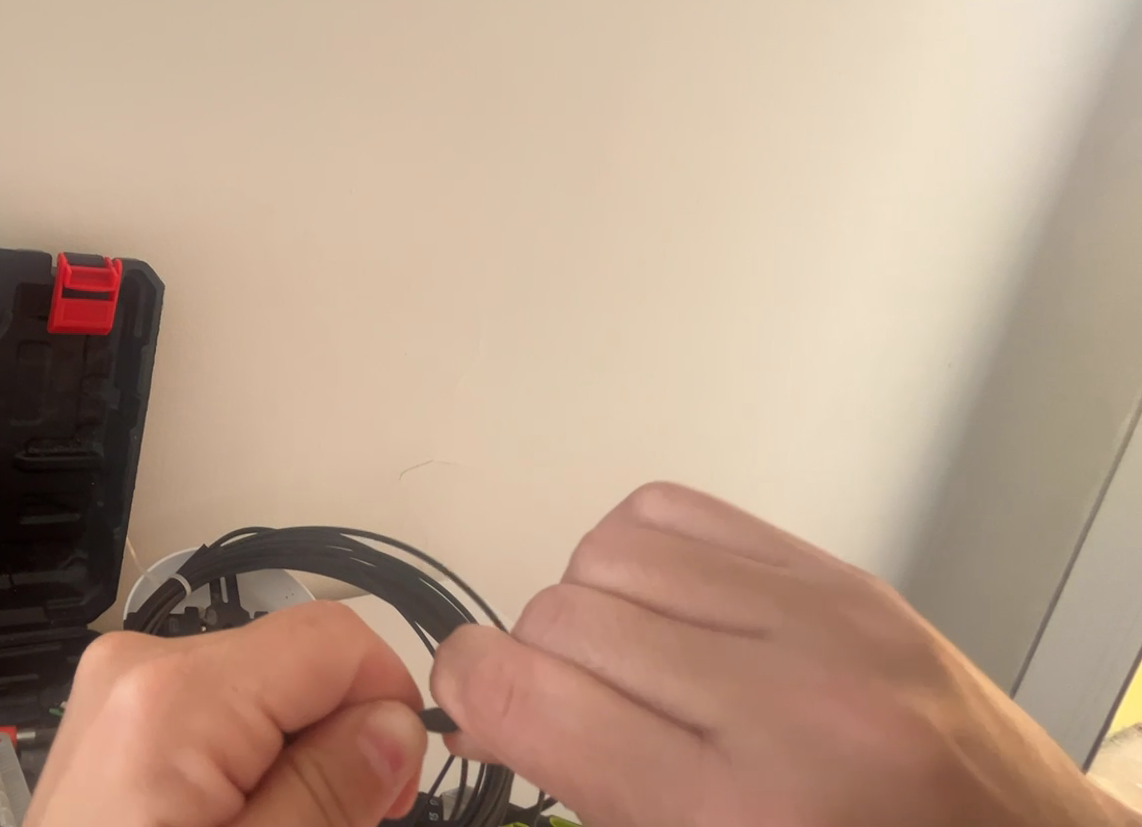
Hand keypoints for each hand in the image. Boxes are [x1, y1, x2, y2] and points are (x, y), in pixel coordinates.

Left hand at [27, 601, 427, 826]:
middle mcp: (138, 661)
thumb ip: (329, 792)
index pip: (328, 636)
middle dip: (334, 731)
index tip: (394, 780)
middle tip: (337, 821)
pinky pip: (217, 701)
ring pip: (260, 679)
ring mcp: (121, 680)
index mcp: (174, 695)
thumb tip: (394, 723)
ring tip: (275, 823)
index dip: (384, 698)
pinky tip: (237, 811)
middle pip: (292, 655)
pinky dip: (248, 749)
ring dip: (293, 746)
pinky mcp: (119, 706)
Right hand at [430, 481, 1139, 826]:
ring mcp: (824, 623)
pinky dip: (638, 551)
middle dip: (541, 657)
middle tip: (582, 704)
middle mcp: (788, 707)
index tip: (470, 695)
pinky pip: (661, 508)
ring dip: (591, 602)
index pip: (522, 690)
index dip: (465, 681)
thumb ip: (561, 779)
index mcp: (738, 815)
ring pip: (599, 553)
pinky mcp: (837, 573)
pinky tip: (673, 606)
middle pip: (556, 614)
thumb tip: (471, 699)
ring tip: (640, 657)